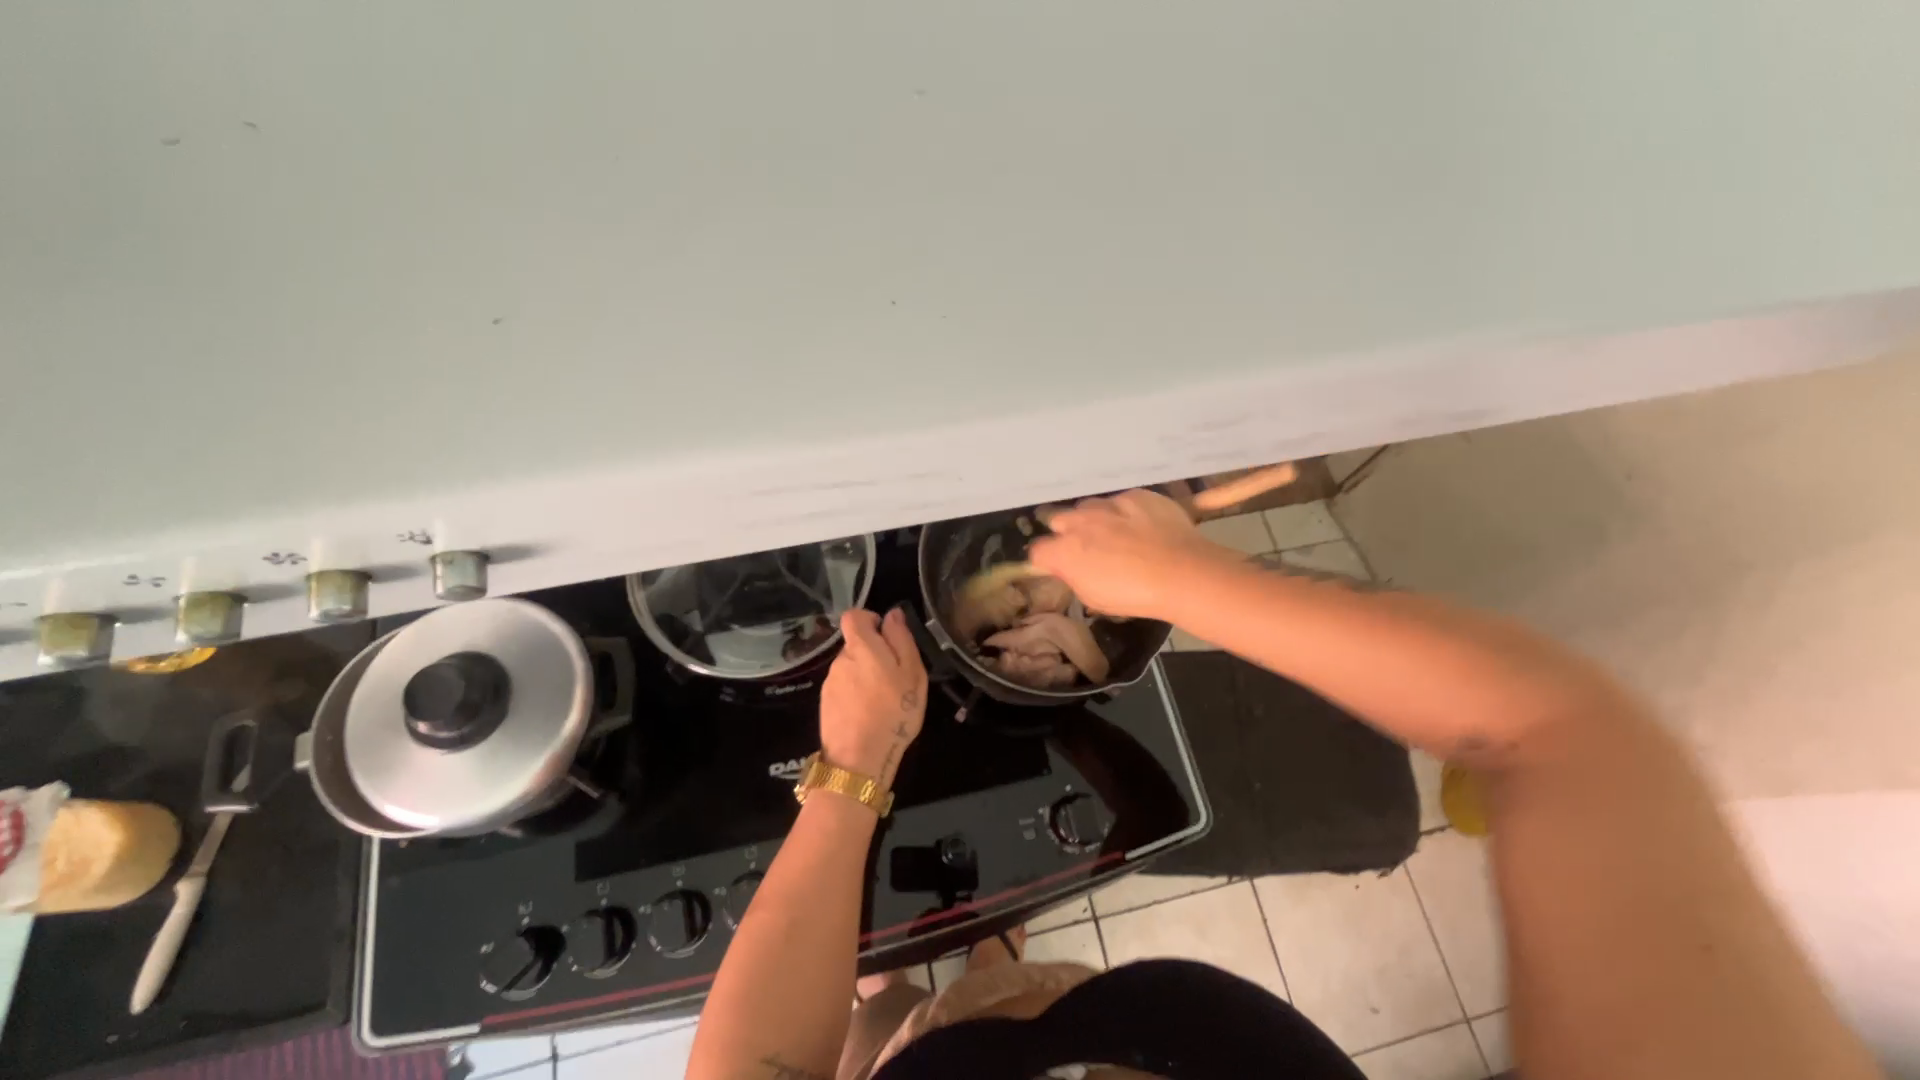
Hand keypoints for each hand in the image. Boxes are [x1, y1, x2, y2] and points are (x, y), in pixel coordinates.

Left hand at [819, 608, 927, 788]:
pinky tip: (868, 715)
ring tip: (883, 702)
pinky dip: (855, 695)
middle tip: (894, 678)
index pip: (853, 615)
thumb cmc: (894, 712)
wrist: (859, 760)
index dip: (870, 619)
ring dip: (864, 677)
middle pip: (855, 645)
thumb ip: (901, 639)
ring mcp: (830, 683)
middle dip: (873, 654)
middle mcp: (840, 660)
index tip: (887, 637)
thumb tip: (892, 614)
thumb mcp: (912, 673)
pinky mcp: (826, 704)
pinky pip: (843, 689)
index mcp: (861, 646)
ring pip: (850, 668)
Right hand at [1027, 489, 1237, 618]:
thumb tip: (1067, 567)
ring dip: (1096, 519)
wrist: (1181, 573)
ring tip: (1118, 536)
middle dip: (1068, 533)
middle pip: (1059, 520)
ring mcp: (1109, 504)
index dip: (1046, 559)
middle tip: (1089, 549)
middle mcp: (1080, 521)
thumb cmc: (1133, 595)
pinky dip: (1126, 512)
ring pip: (1090, 506)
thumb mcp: (1094, 598)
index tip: (1058, 567)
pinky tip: (1143, 527)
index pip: (1037, 550)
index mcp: (1065, 551)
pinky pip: (1122, 500)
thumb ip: (1074, 577)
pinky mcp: (1136, 495)